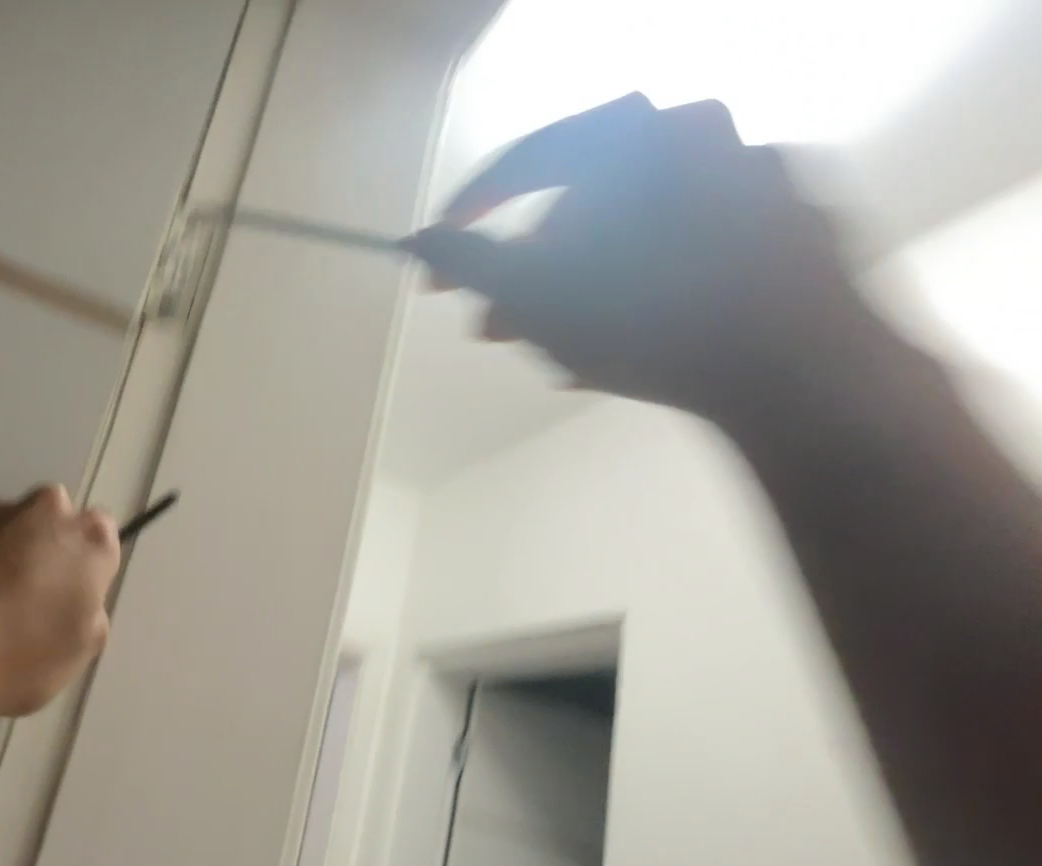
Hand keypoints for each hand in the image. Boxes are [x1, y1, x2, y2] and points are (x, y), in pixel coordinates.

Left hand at [0, 484, 120, 724]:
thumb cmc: (20, 655)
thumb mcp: (80, 651)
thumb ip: (88, 609)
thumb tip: (73, 598)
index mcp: (88, 537)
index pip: (102, 535)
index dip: (85, 567)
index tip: (71, 597)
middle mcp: (43, 511)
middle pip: (52, 522)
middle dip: (44, 550)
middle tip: (31, 601)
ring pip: (6, 531)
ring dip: (1, 558)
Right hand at [402, 93, 874, 423]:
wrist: (804, 372)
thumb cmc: (646, 322)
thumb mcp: (532, 294)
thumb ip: (468, 261)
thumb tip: (418, 239)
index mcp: (634, 137)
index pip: (526, 161)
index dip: (469, 212)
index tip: (440, 257)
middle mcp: (700, 136)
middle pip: (582, 204)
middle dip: (530, 271)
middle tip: (497, 327)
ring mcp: (760, 178)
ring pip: (635, 232)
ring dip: (583, 288)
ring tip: (558, 351)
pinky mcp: (798, 225)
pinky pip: (691, 252)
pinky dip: (647, 290)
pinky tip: (627, 344)